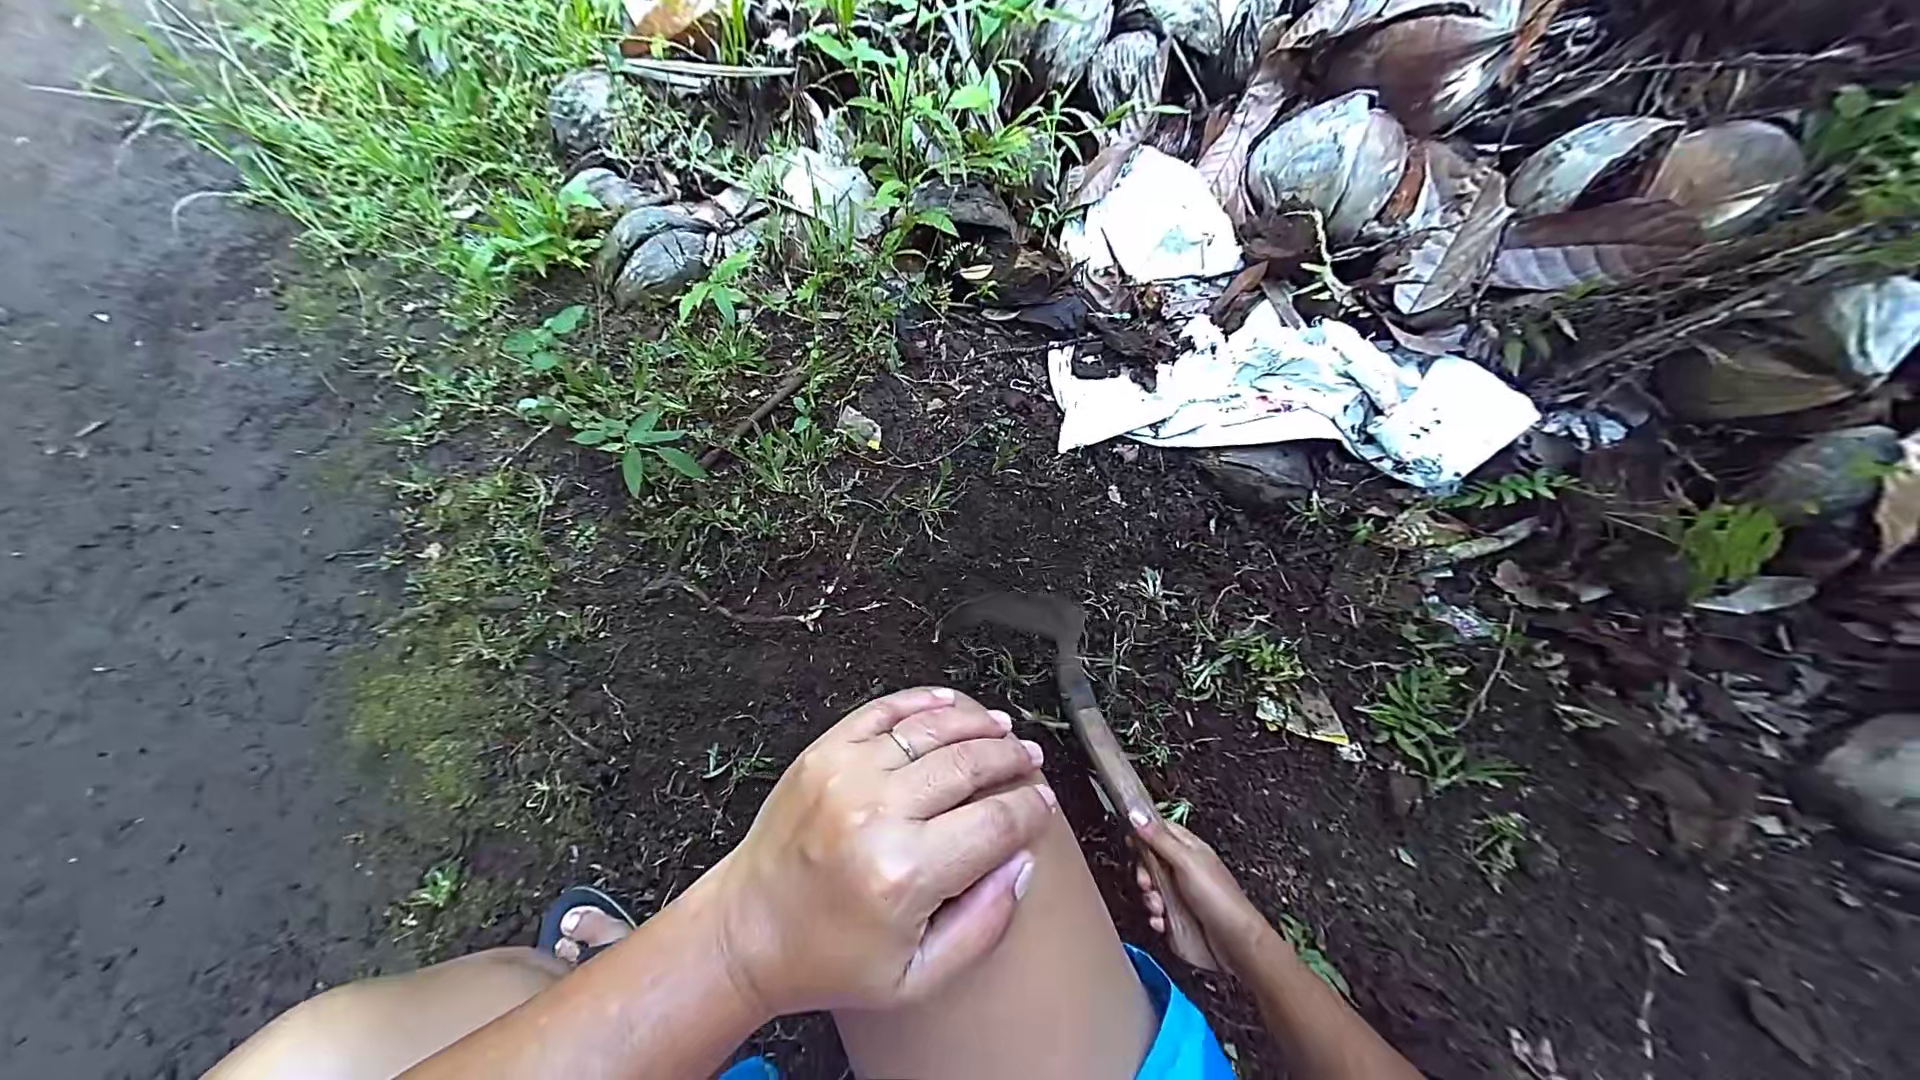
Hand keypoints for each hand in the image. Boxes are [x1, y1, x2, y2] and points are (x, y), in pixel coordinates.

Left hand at [707, 686, 1058, 1014]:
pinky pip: (884, 710)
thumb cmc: (828, 958)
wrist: (748, 928)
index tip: (1043, 804)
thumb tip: (1022, 861)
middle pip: (969, 764)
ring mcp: (846, 772)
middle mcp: (875, 812)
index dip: (1031, 808)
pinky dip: (923, 700)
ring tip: (1002, 727)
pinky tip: (950, 702)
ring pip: (933, 729)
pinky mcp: (824, 751)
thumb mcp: (917, 976)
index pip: (996, 822)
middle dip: (1011, 758)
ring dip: (977, 723)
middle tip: (1029, 759)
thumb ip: (984, 923)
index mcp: (903, 873)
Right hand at [1131, 816, 1271, 975]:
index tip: (1131, 842)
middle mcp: (1184, 868)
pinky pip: (1158, 912)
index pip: (1160, 830)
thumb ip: (1159, 839)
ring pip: (1152, 888)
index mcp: (1189, 848)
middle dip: (1144, 872)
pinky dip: (1156, 918)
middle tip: (1147, 883)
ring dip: (1150, 898)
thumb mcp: (1186, 862)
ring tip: (1159, 908)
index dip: (1143, 833)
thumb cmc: (1218, 898)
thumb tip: (1136, 814)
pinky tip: (1163, 923)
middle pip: (1151, 860)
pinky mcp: (1179, 916)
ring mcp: (1181, 893)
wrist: (1237, 944)